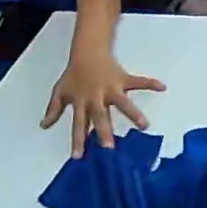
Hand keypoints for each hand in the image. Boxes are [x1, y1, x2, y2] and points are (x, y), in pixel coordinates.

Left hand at [40, 51, 166, 157]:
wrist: (86, 51)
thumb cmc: (74, 74)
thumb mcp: (60, 91)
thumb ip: (53, 109)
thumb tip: (44, 125)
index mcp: (82, 102)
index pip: (78, 124)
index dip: (78, 139)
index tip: (78, 156)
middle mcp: (97, 97)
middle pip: (101, 116)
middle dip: (104, 131)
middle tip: (109, 148)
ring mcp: (111, 88)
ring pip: (123, 102)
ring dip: (133, 113)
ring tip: (144, 125)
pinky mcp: (123, 79)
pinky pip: (138, 81)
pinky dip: (150, 83)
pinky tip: (162, 87)